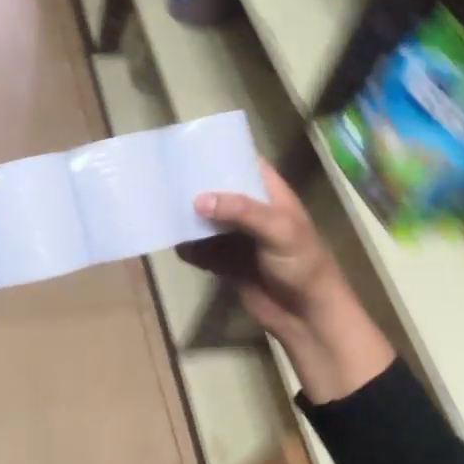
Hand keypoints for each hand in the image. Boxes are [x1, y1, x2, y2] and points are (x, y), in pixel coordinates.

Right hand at [177, 162, 394, 402]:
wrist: (307, 318)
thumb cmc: (303, 266)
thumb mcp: (279, 230)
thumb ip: (241, 211)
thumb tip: (197, 200)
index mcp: (271, 195)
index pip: (244, 162)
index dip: (220, 152)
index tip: (186, 144)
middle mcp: (252, 211)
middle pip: (218, 190)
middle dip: (194, 185)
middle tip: (161, 174)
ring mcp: (238, 238)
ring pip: (206, 220)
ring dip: (186, 216)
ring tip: (156, 202)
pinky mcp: (226, 262)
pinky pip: (201, 249)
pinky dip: (187, 246)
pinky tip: (167, 239)